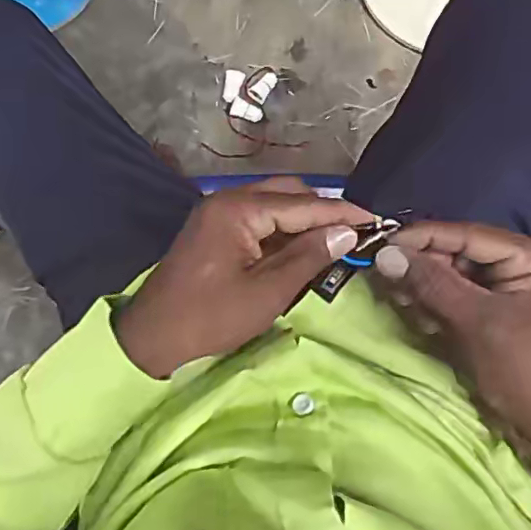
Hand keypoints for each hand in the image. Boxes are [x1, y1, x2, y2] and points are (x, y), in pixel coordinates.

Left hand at [115, 178, 371, 378]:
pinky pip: (257, 218)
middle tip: (356, 234)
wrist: (153, 335)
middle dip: (323, 211)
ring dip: (303, 220)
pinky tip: (302, 248)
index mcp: (238, 210)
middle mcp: (227, 199)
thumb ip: (308, 258)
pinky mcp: (215, 228)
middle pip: (288, 193)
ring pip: (273, 203)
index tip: (377, 220)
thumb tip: (346, 232)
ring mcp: (218, 211)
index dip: (342, 213)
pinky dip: (282, 230)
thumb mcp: (266, 292)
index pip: (303, 204)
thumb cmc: (210, 317)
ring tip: (335, 242)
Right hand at [374, 220, 530, 456]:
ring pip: (446, 276)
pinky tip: (425, 325)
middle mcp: (516, 265)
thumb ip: (432, 285)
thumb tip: (385, 253)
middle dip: (420, 269)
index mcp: (530, 258)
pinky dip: (432, 308)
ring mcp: (501, 290)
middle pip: (453, 253)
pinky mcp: (487, 313)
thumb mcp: (480, 325)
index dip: (421, 237)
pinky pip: (450, 298)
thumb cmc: (530, 374)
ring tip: (406, 308)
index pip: (466, 234)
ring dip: (422, 291)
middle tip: (388, 285)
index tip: (379, 245)